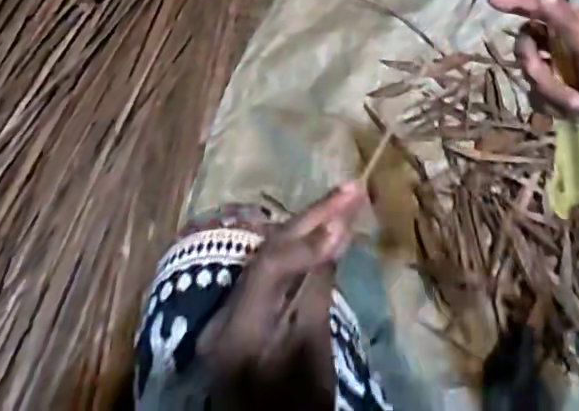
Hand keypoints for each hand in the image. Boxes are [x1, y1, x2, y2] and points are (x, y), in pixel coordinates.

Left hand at [198, 182, 363, 409]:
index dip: (309, 240)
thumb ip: (317, 292)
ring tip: (345, 198)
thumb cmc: (296, 409)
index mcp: (236, 331)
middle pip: (271, 252)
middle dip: (314, 218)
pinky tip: (326, 229)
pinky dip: (303, 249)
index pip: (270, 267)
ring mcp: (232, 313)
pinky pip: (274, 271)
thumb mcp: (311, 358)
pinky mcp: (245, 314)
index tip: (348, 217)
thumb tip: (335, 233)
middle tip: (351, 189)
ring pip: (273, 256)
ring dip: (311, 226)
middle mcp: (226, 313)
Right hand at [489, 0, 578, 177]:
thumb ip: (563, 21)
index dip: (519, 3)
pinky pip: (538, 93)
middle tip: (544, 76)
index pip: (545, 9)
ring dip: (550, 90)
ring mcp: (567, 73)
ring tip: (575, 106)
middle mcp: (573, 46)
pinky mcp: (563, 98)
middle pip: (531, 42)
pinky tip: (573, 115)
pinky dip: (553, 105)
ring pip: (533, 71)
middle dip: (536, 64)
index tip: (493, 2)